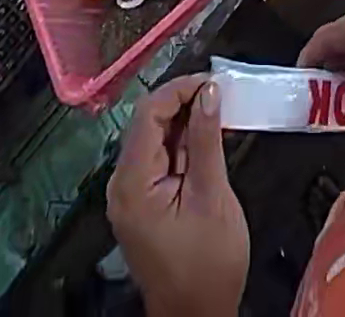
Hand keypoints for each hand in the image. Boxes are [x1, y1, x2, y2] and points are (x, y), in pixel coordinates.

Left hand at [107, 77, 246, 316]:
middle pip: (148, 122)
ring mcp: (132, 192)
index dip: (179, 89)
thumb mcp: (212, 196)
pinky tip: (209, 132)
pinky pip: (161, 155)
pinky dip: (184, 140)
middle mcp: (123, 182)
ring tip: (221, 106)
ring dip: (186, 118)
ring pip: (156, 136)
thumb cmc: (208, 263)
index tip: (214, 81)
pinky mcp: (144, 199)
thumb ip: (207, 140)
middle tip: (222, 92)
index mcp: (132, 182)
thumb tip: (210, 91)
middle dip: (184, 100)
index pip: (148, 114)